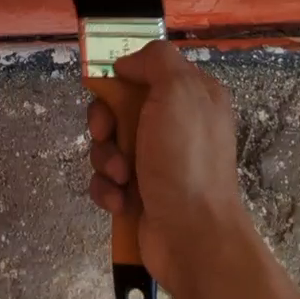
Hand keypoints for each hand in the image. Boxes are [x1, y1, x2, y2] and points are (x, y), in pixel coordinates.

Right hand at [85, 40, 245, 285]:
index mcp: (192, 96)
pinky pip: (106, 178)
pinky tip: (120, 200)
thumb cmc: (186, 159)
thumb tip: (125, 63)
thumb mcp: (179, 91)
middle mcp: (175, 125)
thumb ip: (155, 60)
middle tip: (106, 134)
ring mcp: (157, 161)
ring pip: (108, 142)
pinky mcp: (140, 192)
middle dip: (105, 121)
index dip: (122, 76)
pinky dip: (107, 188)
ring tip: (121, 178)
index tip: (106, 87)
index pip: (147, 69)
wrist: (194, 238)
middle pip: (118, 105)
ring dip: (105, 158)